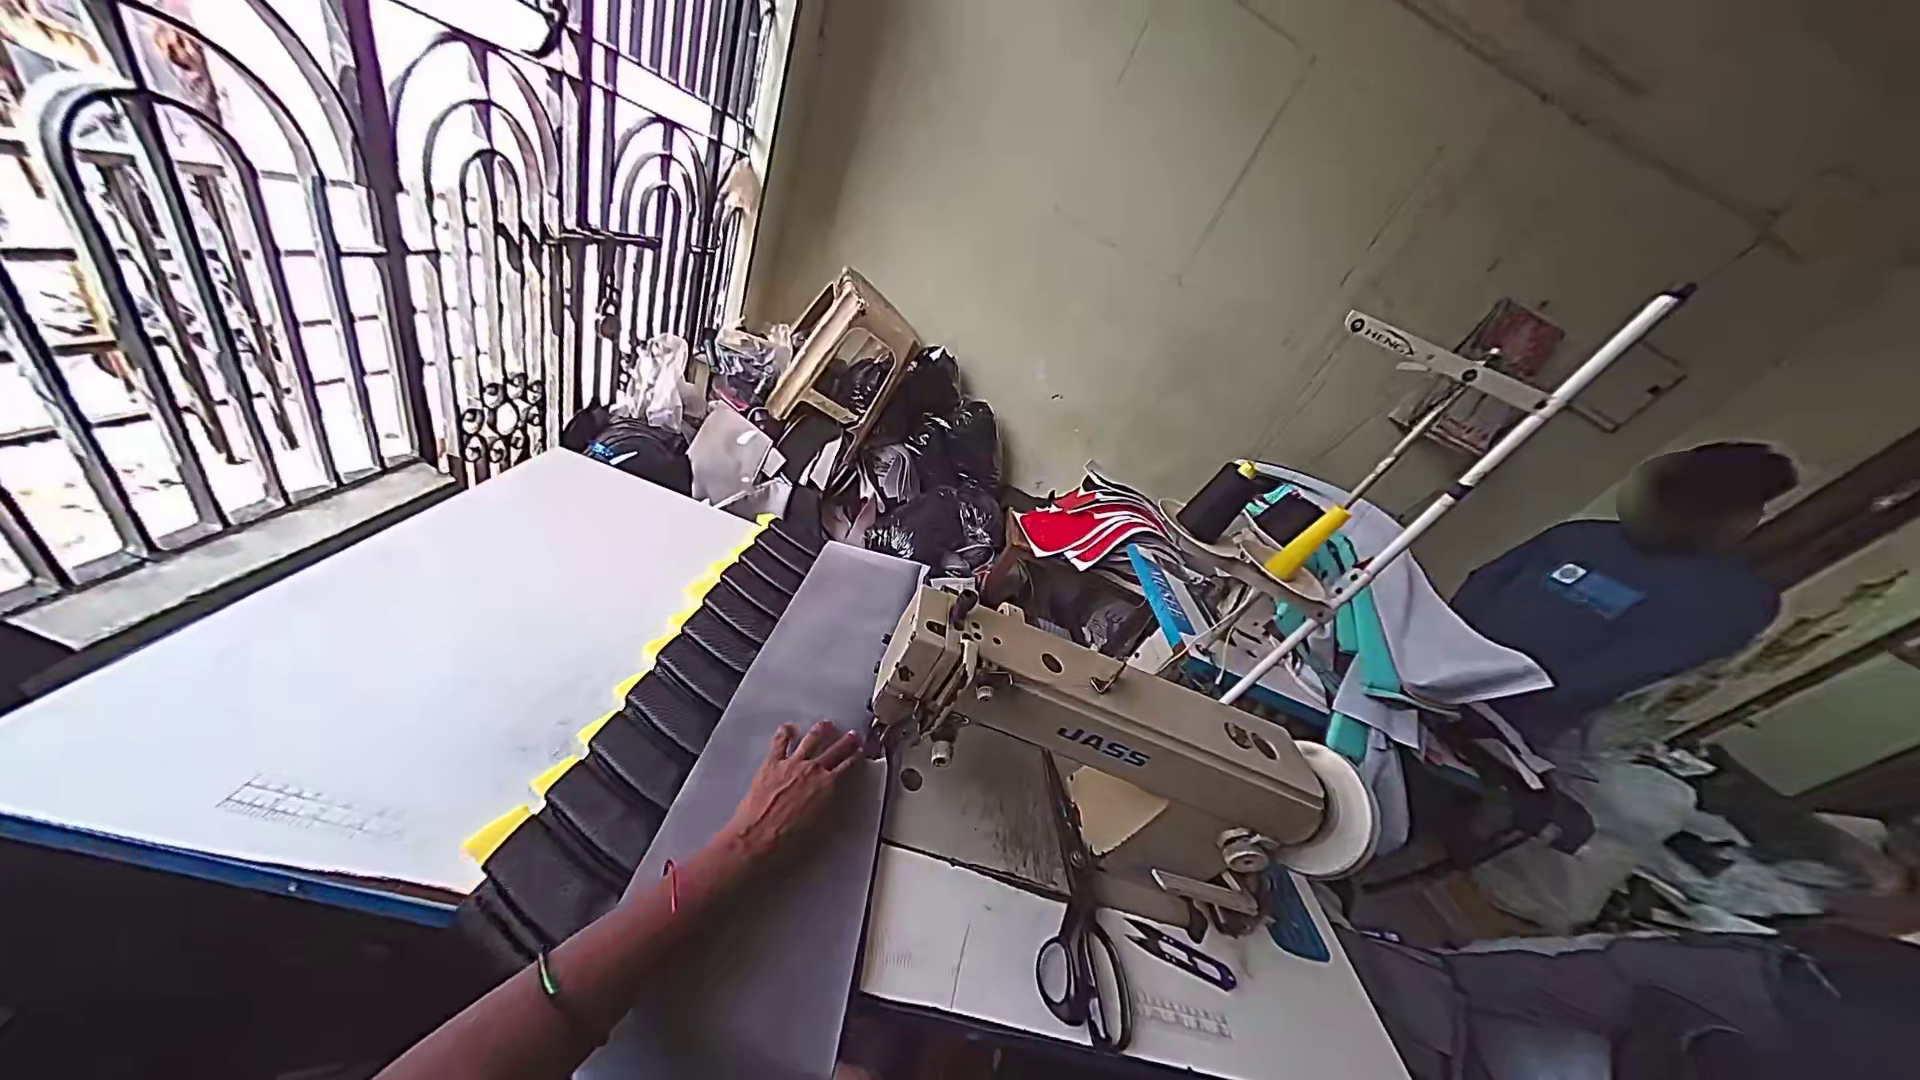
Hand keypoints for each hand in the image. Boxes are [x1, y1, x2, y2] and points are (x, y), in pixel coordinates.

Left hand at [717, 721, 863, 862]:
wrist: (758, 837)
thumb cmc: (788, 838)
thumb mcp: (819, 823)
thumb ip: (827, 802)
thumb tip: (830, 793)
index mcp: (827, 785)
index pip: (847, 766)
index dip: (855, 757)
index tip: (860, 751)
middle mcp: (812, 769)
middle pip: (834, 749)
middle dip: (846, 741)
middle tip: (853, 735)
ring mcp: (792, 763)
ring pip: (811, 739)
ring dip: (821, 730)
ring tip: (827, 725)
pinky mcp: (772, 762)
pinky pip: (781, 742)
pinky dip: (786, 732)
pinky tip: (790, 728)